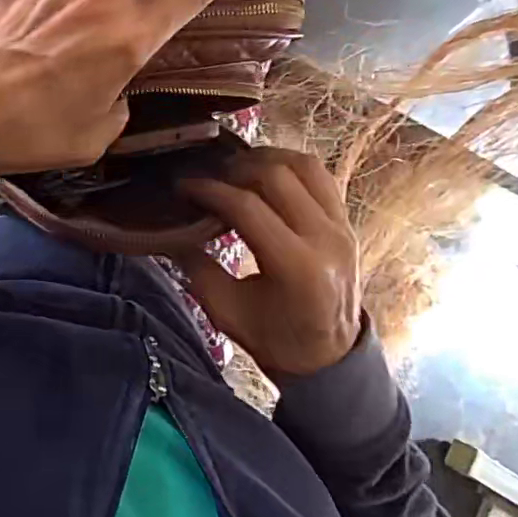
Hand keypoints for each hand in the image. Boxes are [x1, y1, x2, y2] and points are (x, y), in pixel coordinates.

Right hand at [175, 149, 362, 380]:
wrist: (330, 357)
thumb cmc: (276, 339)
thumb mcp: (226, 311)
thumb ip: (197, 268)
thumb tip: (171, 232)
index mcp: (297, 267)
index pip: (247, 208)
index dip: (210, 191)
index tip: (184, 186)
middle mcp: (325, 239)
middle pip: (276, 177)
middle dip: (235, 170)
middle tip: (209, 178)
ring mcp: (342, 226)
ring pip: (303, 166)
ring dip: (265, 159)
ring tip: (236, 169)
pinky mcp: (346, 221)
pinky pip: (320, 175)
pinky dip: (289, 166)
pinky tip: (265, 173)